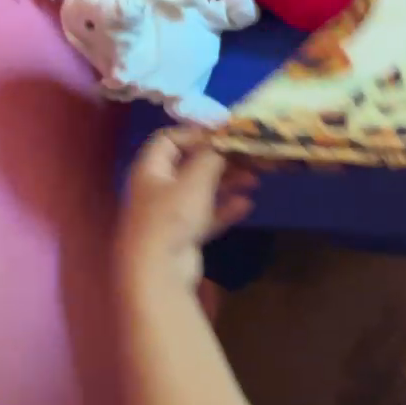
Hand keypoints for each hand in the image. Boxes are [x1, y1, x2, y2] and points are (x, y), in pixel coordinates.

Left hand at [115, 129, 257, 296]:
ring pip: (201, 188)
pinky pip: (207, 213)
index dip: (196, 133)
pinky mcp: (182, 233)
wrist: (157, 271)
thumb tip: (224, 141)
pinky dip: (225, 207)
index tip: (226, 134)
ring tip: (254, 180)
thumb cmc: (172, 218)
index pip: (169, 139)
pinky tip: (246, 205)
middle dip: (221, 159)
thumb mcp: (195, 180)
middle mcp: (157, 188)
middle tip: (248, 156)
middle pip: (190, 163)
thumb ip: (212, 156)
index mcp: (151, 170)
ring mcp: (169, 212)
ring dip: (228, 182)